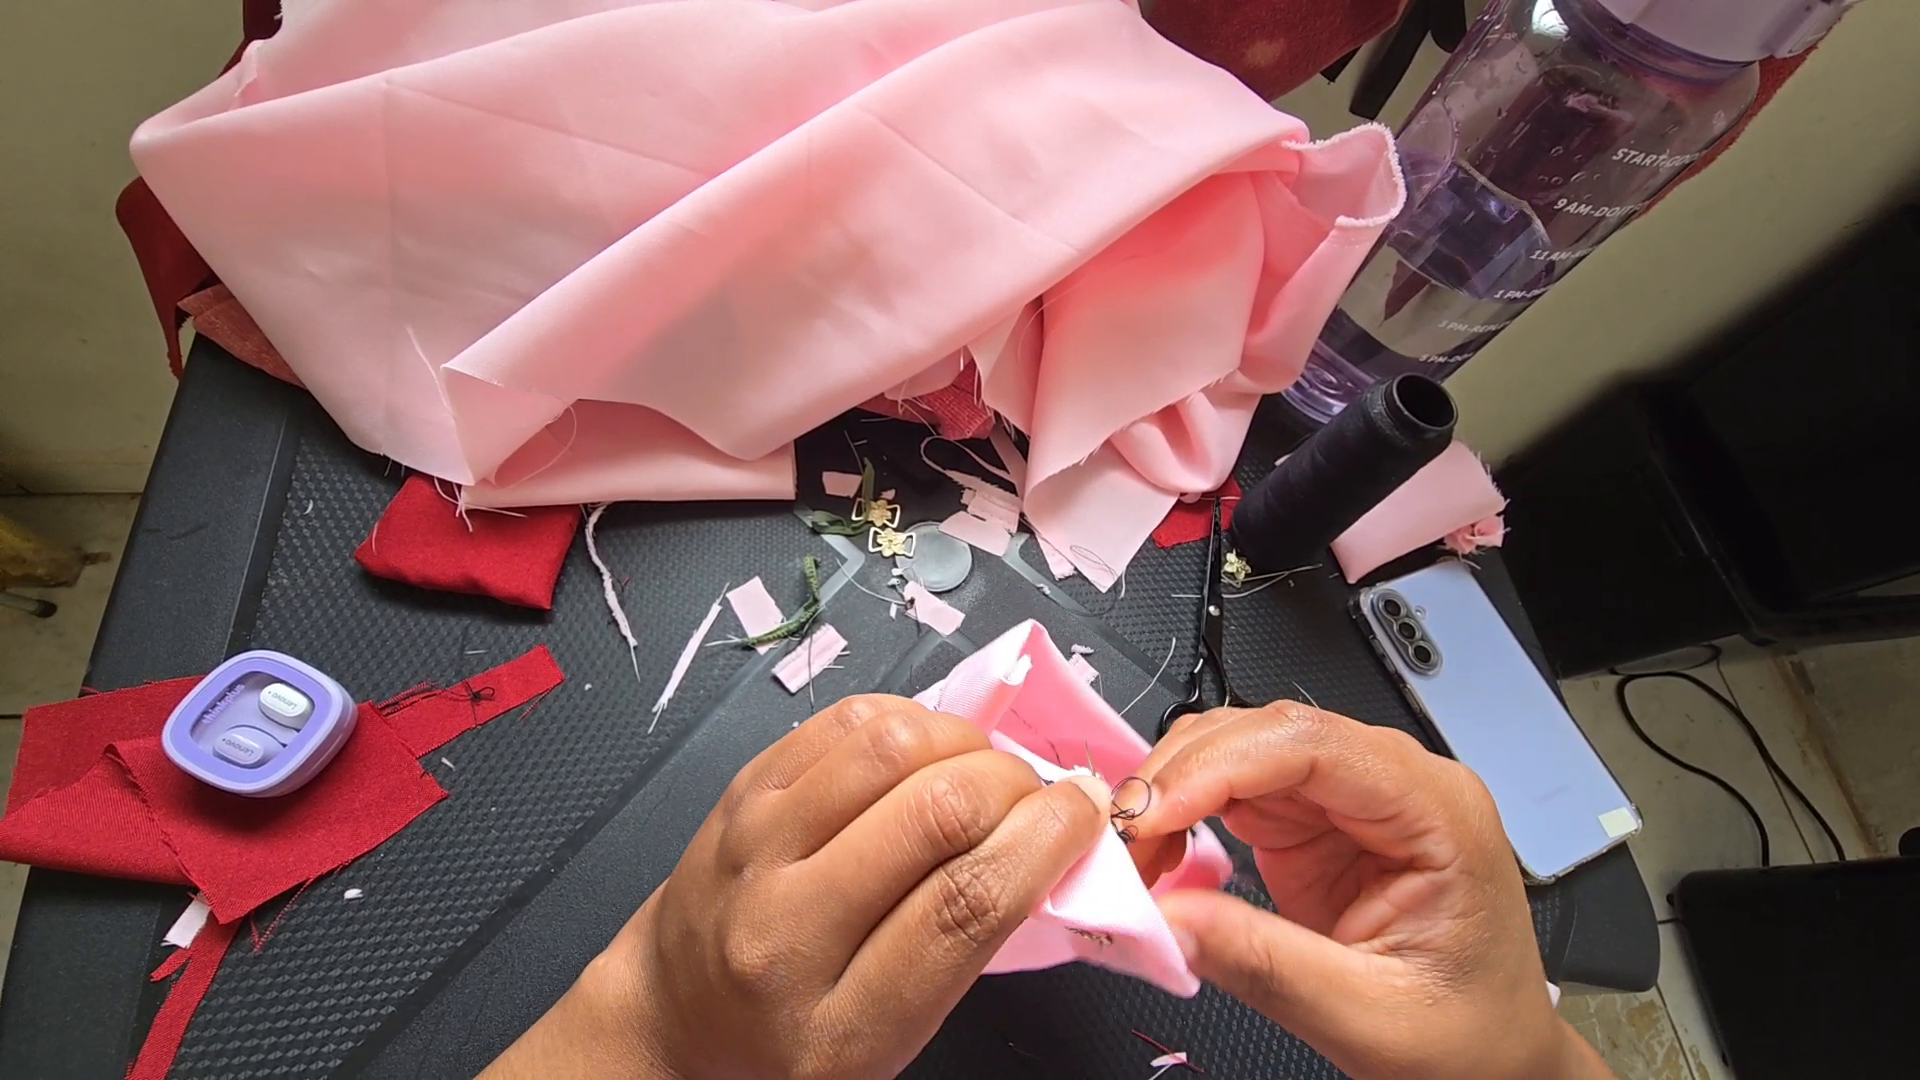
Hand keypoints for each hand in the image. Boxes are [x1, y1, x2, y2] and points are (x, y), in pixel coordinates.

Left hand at [482, 695, 1110, 1079]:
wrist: (677, 1008)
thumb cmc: (800, 1035)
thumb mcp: (893, 1031)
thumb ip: (968, 938)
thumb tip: (1049, 830)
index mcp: (838, 1024)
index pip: (963, 907)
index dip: (1044, 842)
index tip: (1081, 811)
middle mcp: (785, 924)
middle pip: (933, 813)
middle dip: (1013, 783)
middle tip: (1035, 791)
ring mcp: (757, 839)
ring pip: (891, 746)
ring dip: (966, 741)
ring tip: (982, 766)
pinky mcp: (749, 783)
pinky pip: (850, 717)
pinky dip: (913, 718)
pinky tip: (927, 747)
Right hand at [1126, 703, 1609, 1079]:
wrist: (1488, 1054)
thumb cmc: (1466, 1037)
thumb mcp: (1371, 1020)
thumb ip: (1265, 964)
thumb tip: (1164, 918)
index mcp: (1432, 808)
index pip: (1310, 744)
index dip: (1218, 766)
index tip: (1152, 814)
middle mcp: (1383, 777)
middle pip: (1259, 732)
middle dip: (1179, 775)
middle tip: (1122, 836)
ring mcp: (1338, 788)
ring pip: (1230, 746)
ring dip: (1169, 787)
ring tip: (1134, 848)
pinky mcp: (1303, 810)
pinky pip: (1224, 783)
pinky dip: (1179, 808)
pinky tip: (1159, 844)